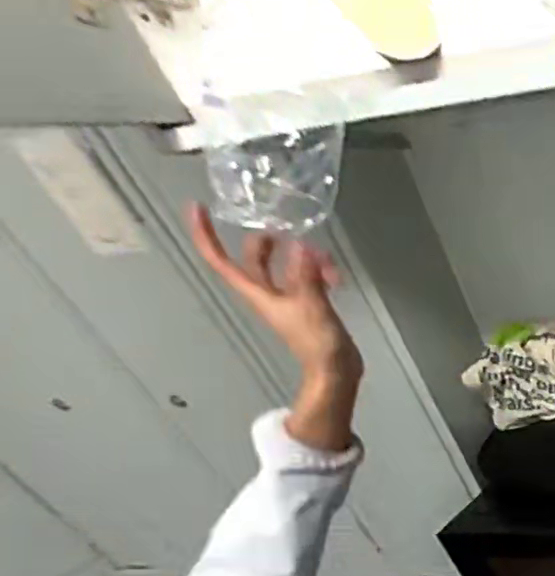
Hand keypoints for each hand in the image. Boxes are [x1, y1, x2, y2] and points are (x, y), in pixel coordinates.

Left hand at [187, 204, 361, 450]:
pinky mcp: (311, 307)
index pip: (219, 258)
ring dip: (302, 260)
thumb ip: (305, 275)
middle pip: (255, 260)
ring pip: (287, 270)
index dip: (205, 232)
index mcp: (256, 292)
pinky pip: (308, 281)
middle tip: (281, 228)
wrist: (334, 368)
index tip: (199, 207)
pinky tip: (334, 276)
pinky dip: (318, 274)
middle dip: (266, 243)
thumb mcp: (310, 304)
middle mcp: (267, 293)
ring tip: (324, 259)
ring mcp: (290, 300)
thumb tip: (301, 245)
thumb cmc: (315, 339)